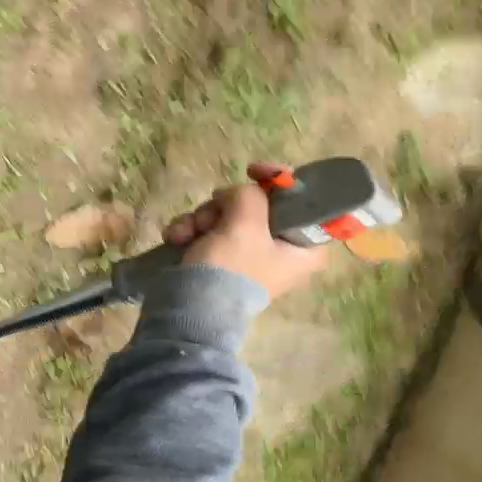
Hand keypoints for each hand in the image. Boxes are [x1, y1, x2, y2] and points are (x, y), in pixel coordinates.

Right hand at [162, 163, 328, 300]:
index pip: (304, 200)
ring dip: (199, 218)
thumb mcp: (244, 226)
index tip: (253, 170)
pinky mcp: (216, 261)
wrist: (189, 310)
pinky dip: (188, 232)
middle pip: (256, 206)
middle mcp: (279, 249)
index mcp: (305, 245)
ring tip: (186, 233)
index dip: (279, 182)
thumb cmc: (228, 270)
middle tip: (209, 216)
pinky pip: (205, 232)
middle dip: (224, 206)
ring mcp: (245, 256)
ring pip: (225, 217)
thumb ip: (248, 196)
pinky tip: (176, 240)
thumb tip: (236, 192)